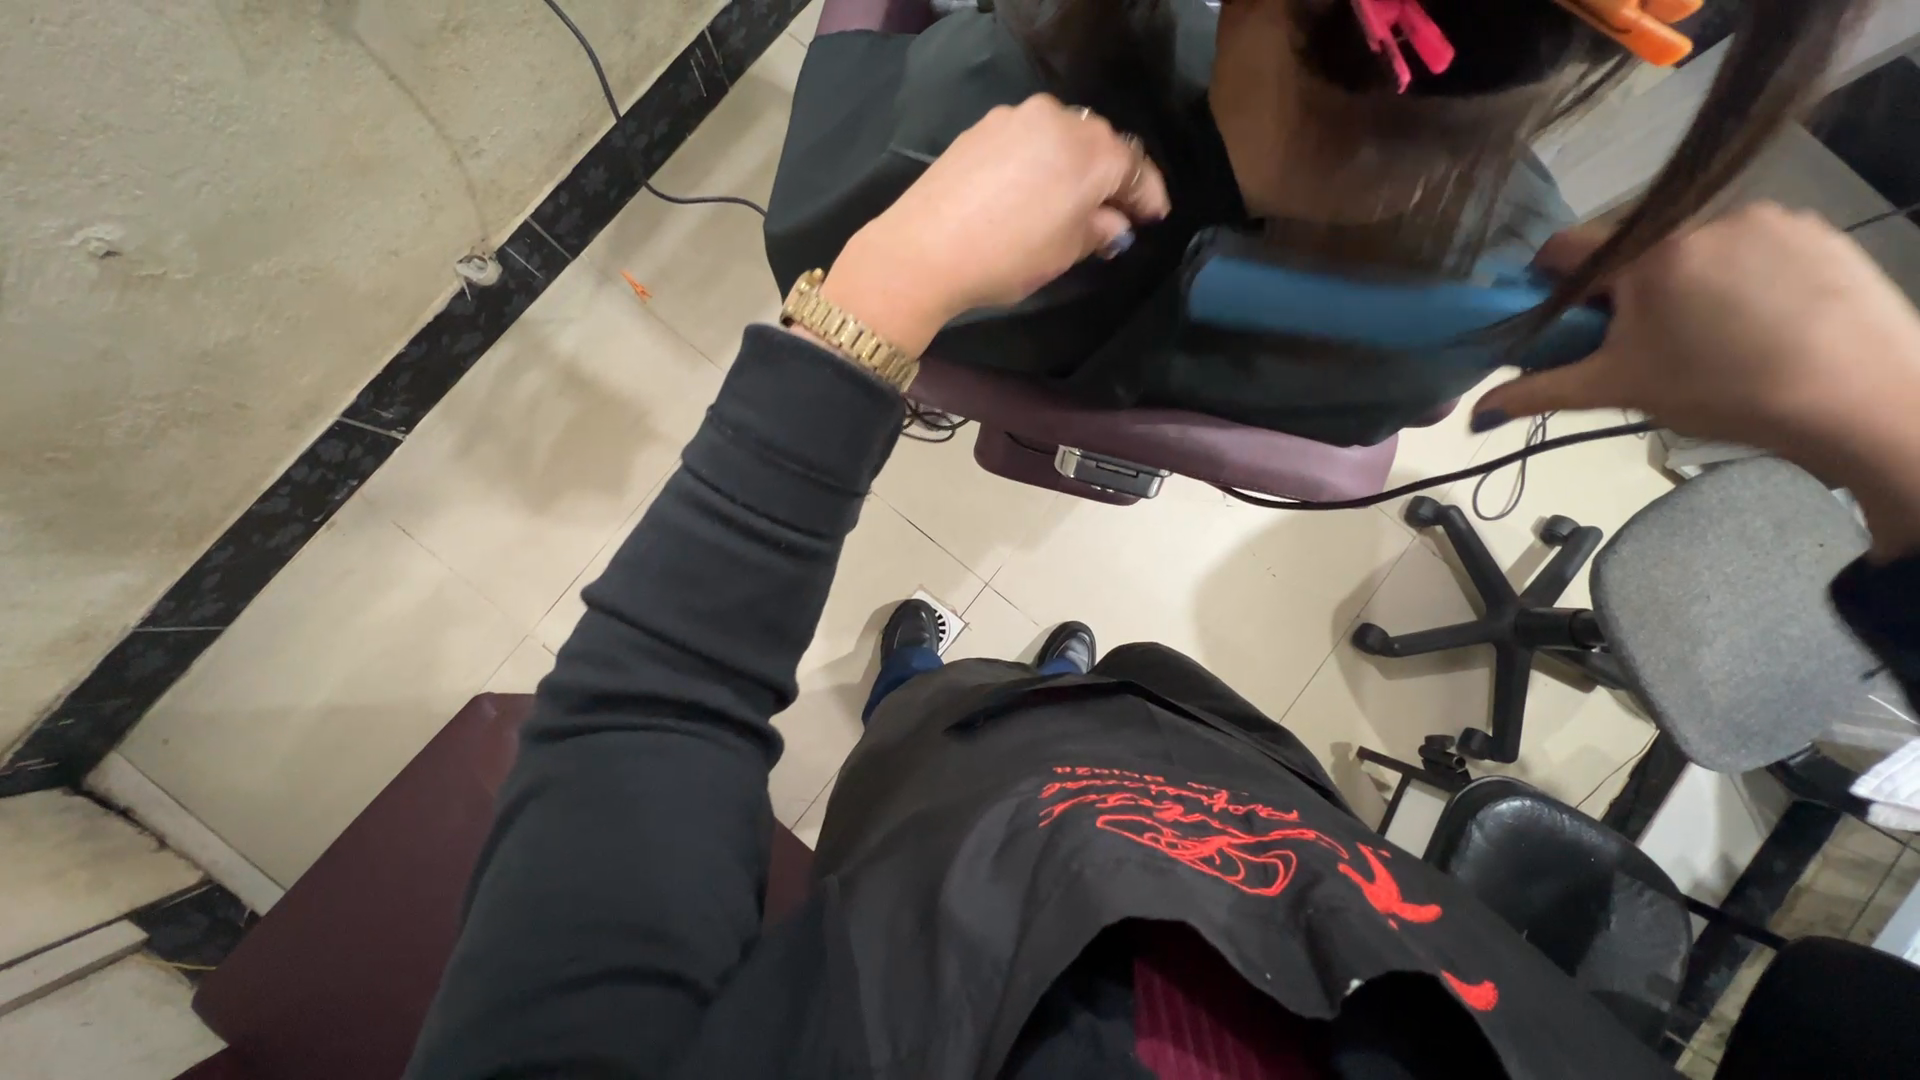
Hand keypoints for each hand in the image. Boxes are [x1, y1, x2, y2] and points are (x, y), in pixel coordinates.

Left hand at [811, 94, 1169, 356]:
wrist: (924, 250)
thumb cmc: (1007, 258)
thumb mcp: (1064, 253)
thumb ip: (1098, 231)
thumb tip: (1114, 224)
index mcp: (1093, 153)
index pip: (1135, 168)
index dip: (1148, 196)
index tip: (1153, 218)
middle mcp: (1060, 121)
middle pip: (1100, 145)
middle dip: (1112, 178)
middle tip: (1114, 212)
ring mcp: (1017, 118)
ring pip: (1063, 138)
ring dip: (1074, 166)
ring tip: (1071, 201)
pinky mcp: (984, 126)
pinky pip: (1028, 140)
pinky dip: (1040, 161)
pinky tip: (1033, 189)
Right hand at [1474, 203, 1919, 557]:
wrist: (1863, 398)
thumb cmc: (1721, 390)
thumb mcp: (1617, 389)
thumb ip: (1539, 392)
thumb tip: (1475, 415)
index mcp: (1649, 253)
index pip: (1567, 246)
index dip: (1547, 280)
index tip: (1559, 318)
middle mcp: (1705, 219)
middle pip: (1630, 249)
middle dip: (1619, 289)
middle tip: (1634, 340)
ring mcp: (1770, 219)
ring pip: (1690, 247)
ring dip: (1677, 282)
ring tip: (1701, 335)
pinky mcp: (1817, 232)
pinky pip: (1747, 246)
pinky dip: (1734, 277)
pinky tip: (1752, 321)